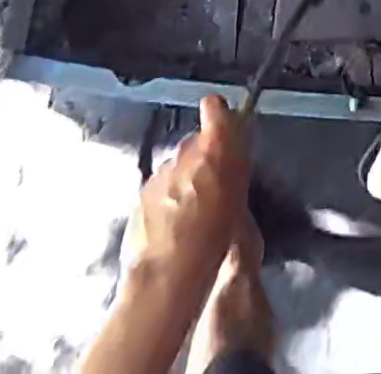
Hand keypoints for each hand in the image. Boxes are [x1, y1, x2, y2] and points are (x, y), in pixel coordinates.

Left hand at [135, 96, 249, 280]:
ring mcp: (158, 174)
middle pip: (195, 141)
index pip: (214, 107)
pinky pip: (160, 187)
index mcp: (214, 146)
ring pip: (177, 165)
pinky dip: (167, 198)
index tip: (224, 126)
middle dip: (203, 156)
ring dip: (185, 178)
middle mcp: (183, 152)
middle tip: (213, 183)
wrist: (167, 272)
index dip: (218, 113)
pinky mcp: (140, 196)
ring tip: (192, 210)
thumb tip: (236, 148)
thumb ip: (237, 162)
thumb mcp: (240, 193)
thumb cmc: (215, 233)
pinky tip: (173, 225)